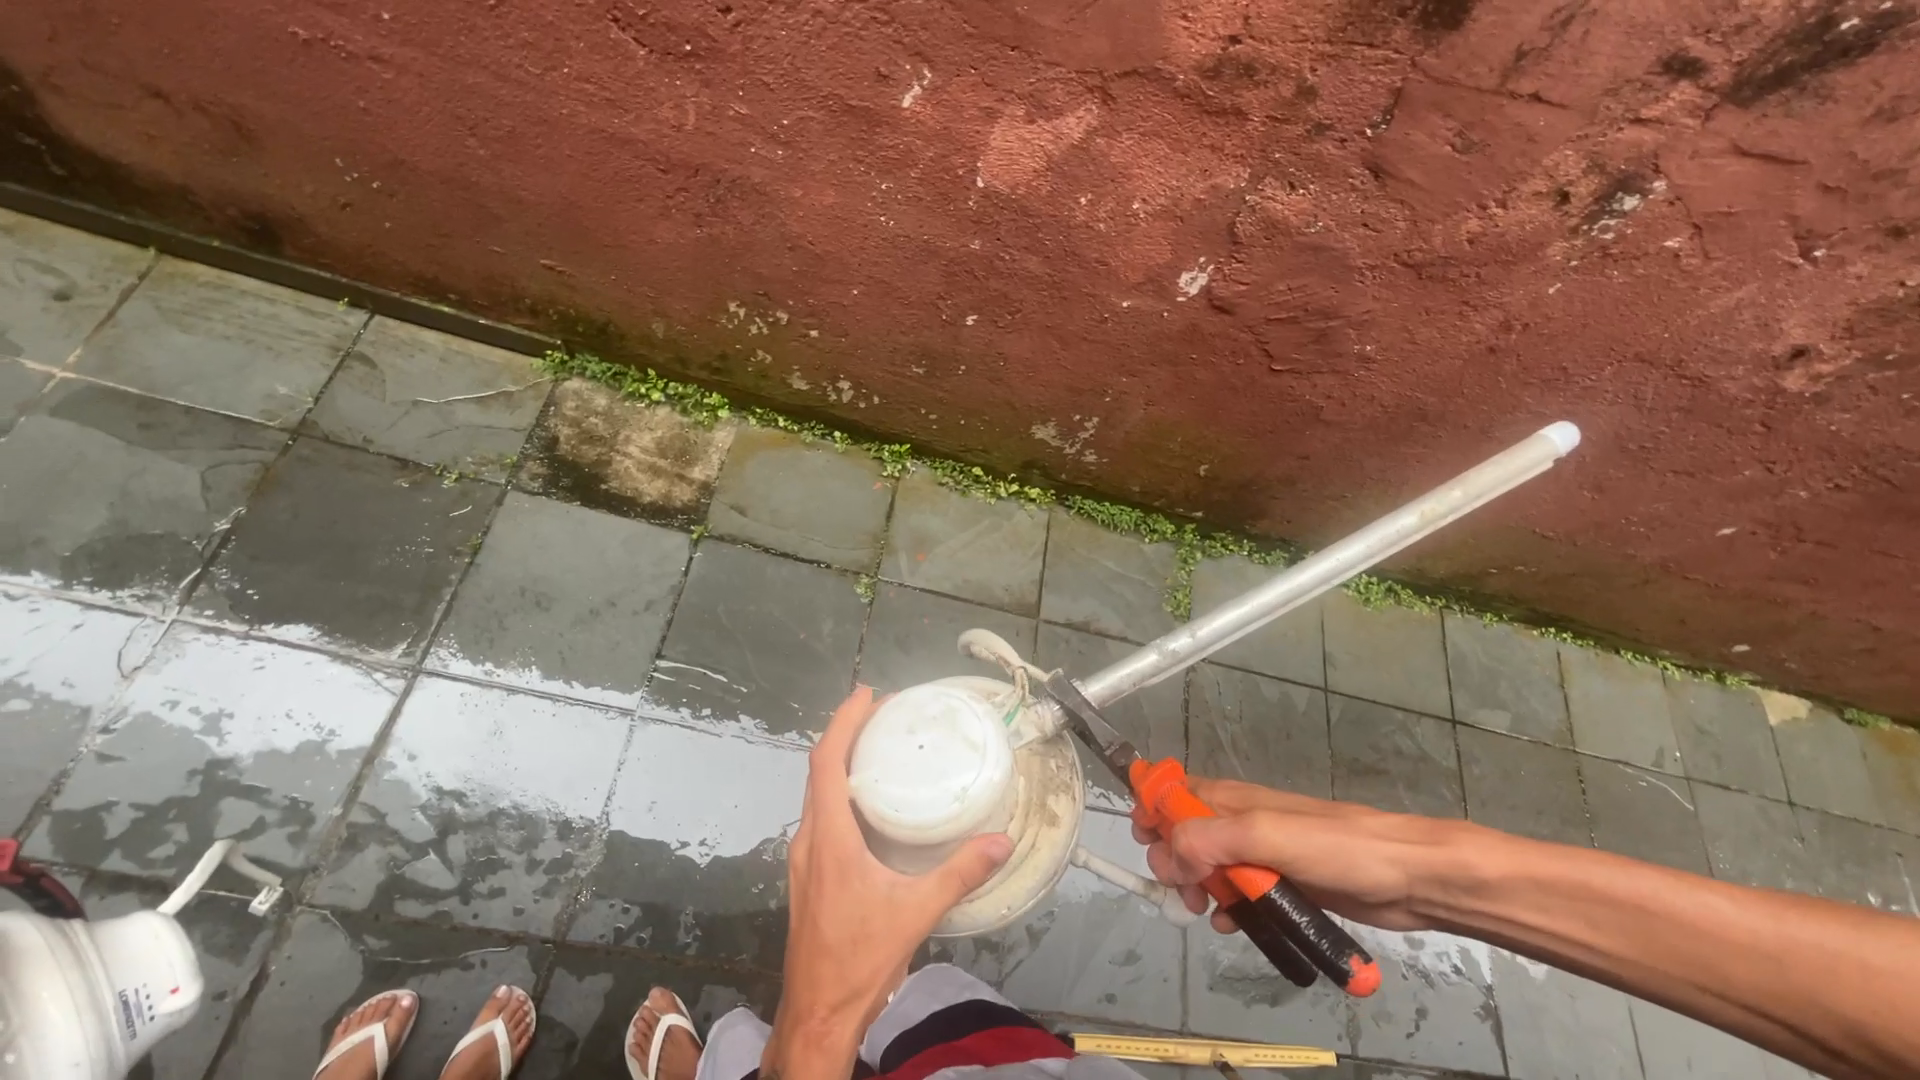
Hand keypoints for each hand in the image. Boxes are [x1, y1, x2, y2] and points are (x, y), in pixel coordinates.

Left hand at [774, 687, 1013, 1054]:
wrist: (817, 1012)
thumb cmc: (860, 959)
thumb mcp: (916, 913)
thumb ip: (959, 874)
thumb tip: (1002, 841)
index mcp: (828, 838)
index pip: (826, 763)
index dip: (843, 722)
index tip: (867, 695)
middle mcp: (808, 841)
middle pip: (818, 772)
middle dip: (845, 735)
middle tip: (882, 714)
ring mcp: (803, 860)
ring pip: (816, 795)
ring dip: (841, 765)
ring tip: (878, 750)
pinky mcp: (808, 877)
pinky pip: (820, 818)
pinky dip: (840, 794)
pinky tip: (868, 806)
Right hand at [1132, 777, 1465, 932]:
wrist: (1407, 877)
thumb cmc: (1335, 847)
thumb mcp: (1266, 835)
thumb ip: (1209, 840)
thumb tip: (1168, 858)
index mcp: (1230, 799)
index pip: (1172, 789)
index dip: (1151, 808)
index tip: (1146, 841)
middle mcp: (1237, 821)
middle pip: (1181, 833)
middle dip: (1171, 859)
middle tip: (1184, 888)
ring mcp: (1259, 854)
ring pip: (1206, 866)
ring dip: (1196, 887)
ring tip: (1205, 910)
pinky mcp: (1279, 884)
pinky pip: (1236, 893)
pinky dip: (1226, 908)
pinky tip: (1232, 925)